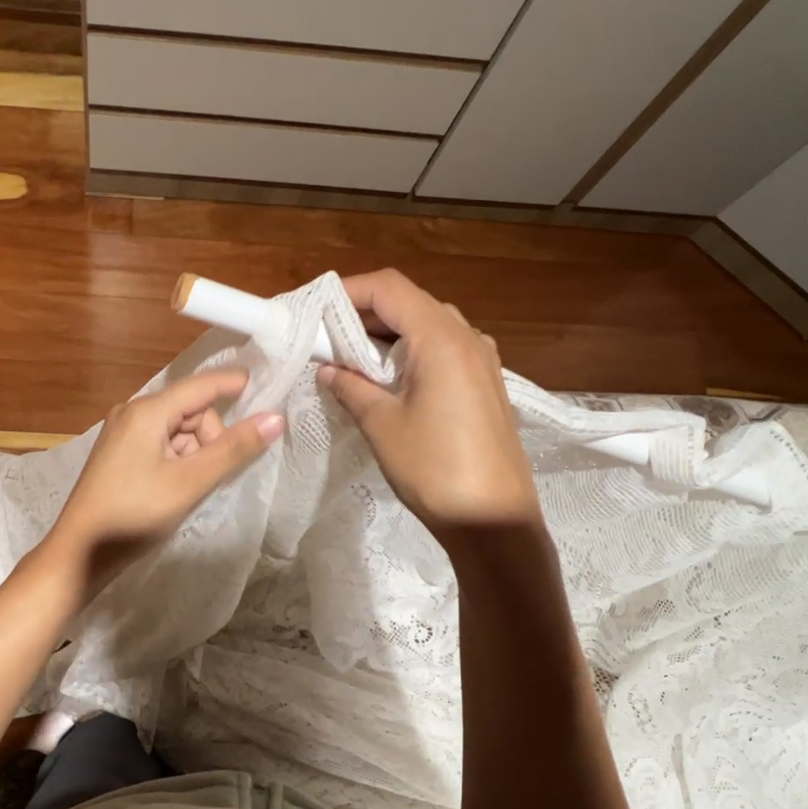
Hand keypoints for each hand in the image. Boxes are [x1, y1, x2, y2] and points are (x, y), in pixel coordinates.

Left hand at [46, 368, 283, 582]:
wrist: (81, 553)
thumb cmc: (134, 514)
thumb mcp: (189, 482)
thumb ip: (233, 449)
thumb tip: (275, 418)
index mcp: (146, 411)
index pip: (202, 385)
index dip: (236, 384)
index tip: (269, 388)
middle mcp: (132, 412)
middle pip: (192, 412)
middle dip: (210, 439)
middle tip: (207, 476)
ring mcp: (123, 434)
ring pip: (179, 432)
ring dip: (194, 455)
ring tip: (187, 489)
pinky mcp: (121, 455)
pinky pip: (162, 445)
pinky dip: (178, 462)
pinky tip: (176, 489)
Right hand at [316, 269, 539, 542]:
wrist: (494, 520)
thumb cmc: (434, 469)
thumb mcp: (382, 425)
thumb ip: (352, 387)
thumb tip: (328, 369)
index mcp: (441, 339)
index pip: (389, 288)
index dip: (347, 291)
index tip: (313, 311)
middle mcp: (467, 337)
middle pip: (409, 302)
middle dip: (363, 313)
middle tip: (324, 338)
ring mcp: (482, 360)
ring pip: (427, 325)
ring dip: (386, 334)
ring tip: (350, 360)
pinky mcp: (485, 383)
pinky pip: (443, 349)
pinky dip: (410, 352)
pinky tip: (387, 381)